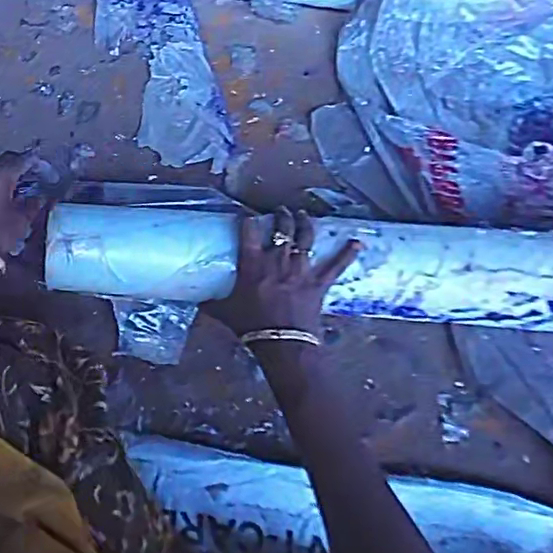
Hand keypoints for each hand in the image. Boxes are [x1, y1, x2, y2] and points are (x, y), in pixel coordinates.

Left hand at [0, 150, 47, 258]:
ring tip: (29, 184)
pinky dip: (3, 182)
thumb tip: (41, 197)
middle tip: (40, 174)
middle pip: (8, 160)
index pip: (21, 160)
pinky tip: (13, 193)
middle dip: (25, 165)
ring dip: (13, 173)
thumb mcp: (21, 219)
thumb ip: (34, 204)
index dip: (37, 162)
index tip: (49, 169)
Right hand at [203, 208, 361, 337]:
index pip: (249, 231)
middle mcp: (277, 259)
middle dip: (282, 216)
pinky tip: (358, 241)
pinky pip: (336, 265)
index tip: (247, 214)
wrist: (282, 342)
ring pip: (306, 238)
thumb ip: (210, 304)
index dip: (248, 219)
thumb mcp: (224, 312)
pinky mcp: (318, 282)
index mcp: (253, 262)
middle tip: (281, 210)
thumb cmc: (250, 325)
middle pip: (282, 229)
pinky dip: (348, 253)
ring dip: (305, 224)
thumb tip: (194, 303)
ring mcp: (300, 268)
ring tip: (304, 215)